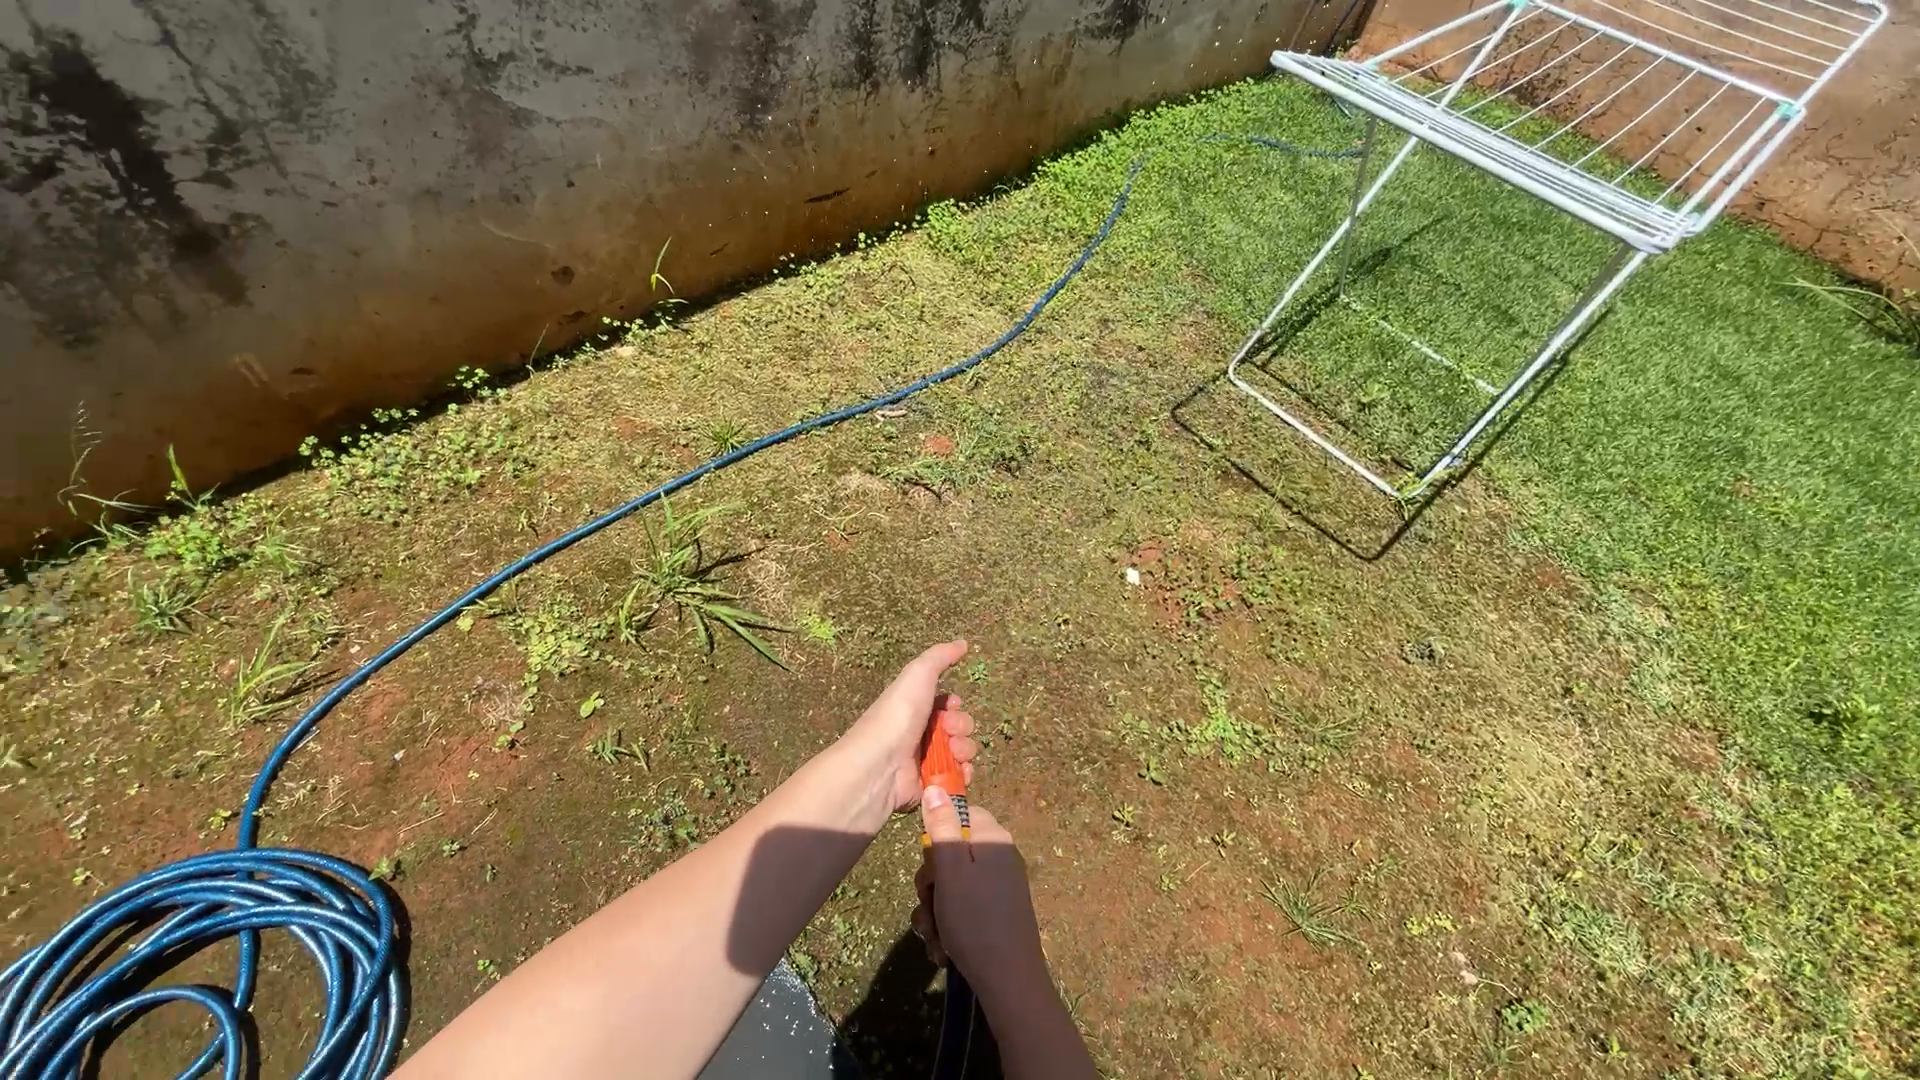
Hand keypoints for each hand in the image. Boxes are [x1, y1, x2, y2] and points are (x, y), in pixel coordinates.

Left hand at [838, 640, 978, 814]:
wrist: (880, 764)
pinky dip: (962, 774)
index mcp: (915, 708)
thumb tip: (963, 643)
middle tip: (949, 729)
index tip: (951, 705)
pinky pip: (957, 778)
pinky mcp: (930, 785)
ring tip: (953, 752)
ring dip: (965, 749)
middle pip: (959, 727)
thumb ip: (940, 656)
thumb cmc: (898, 714)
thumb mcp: (917, 674)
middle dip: (962, 726)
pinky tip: (958, 771)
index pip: (947, 705)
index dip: (955, 705)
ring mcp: (925, 760)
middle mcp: (920, 733)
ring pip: (962, 752)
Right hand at [912, 791, 1050, 1005]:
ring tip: (934, 936)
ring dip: (936, 910)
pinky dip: (950, 925)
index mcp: (992, 838)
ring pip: (953, 885)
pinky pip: (965, 907)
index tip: (930, 865)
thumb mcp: (950, 870)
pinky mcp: (999, 912)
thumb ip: (941, 826)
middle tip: (929, 905)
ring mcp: (1001, 886)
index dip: (937, 838)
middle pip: (952, 853)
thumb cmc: (975, 919)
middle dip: (931, 884)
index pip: (958, 815)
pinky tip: (944, 949)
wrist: (1009, 981)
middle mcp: (1000, 856)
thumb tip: (936, 786)